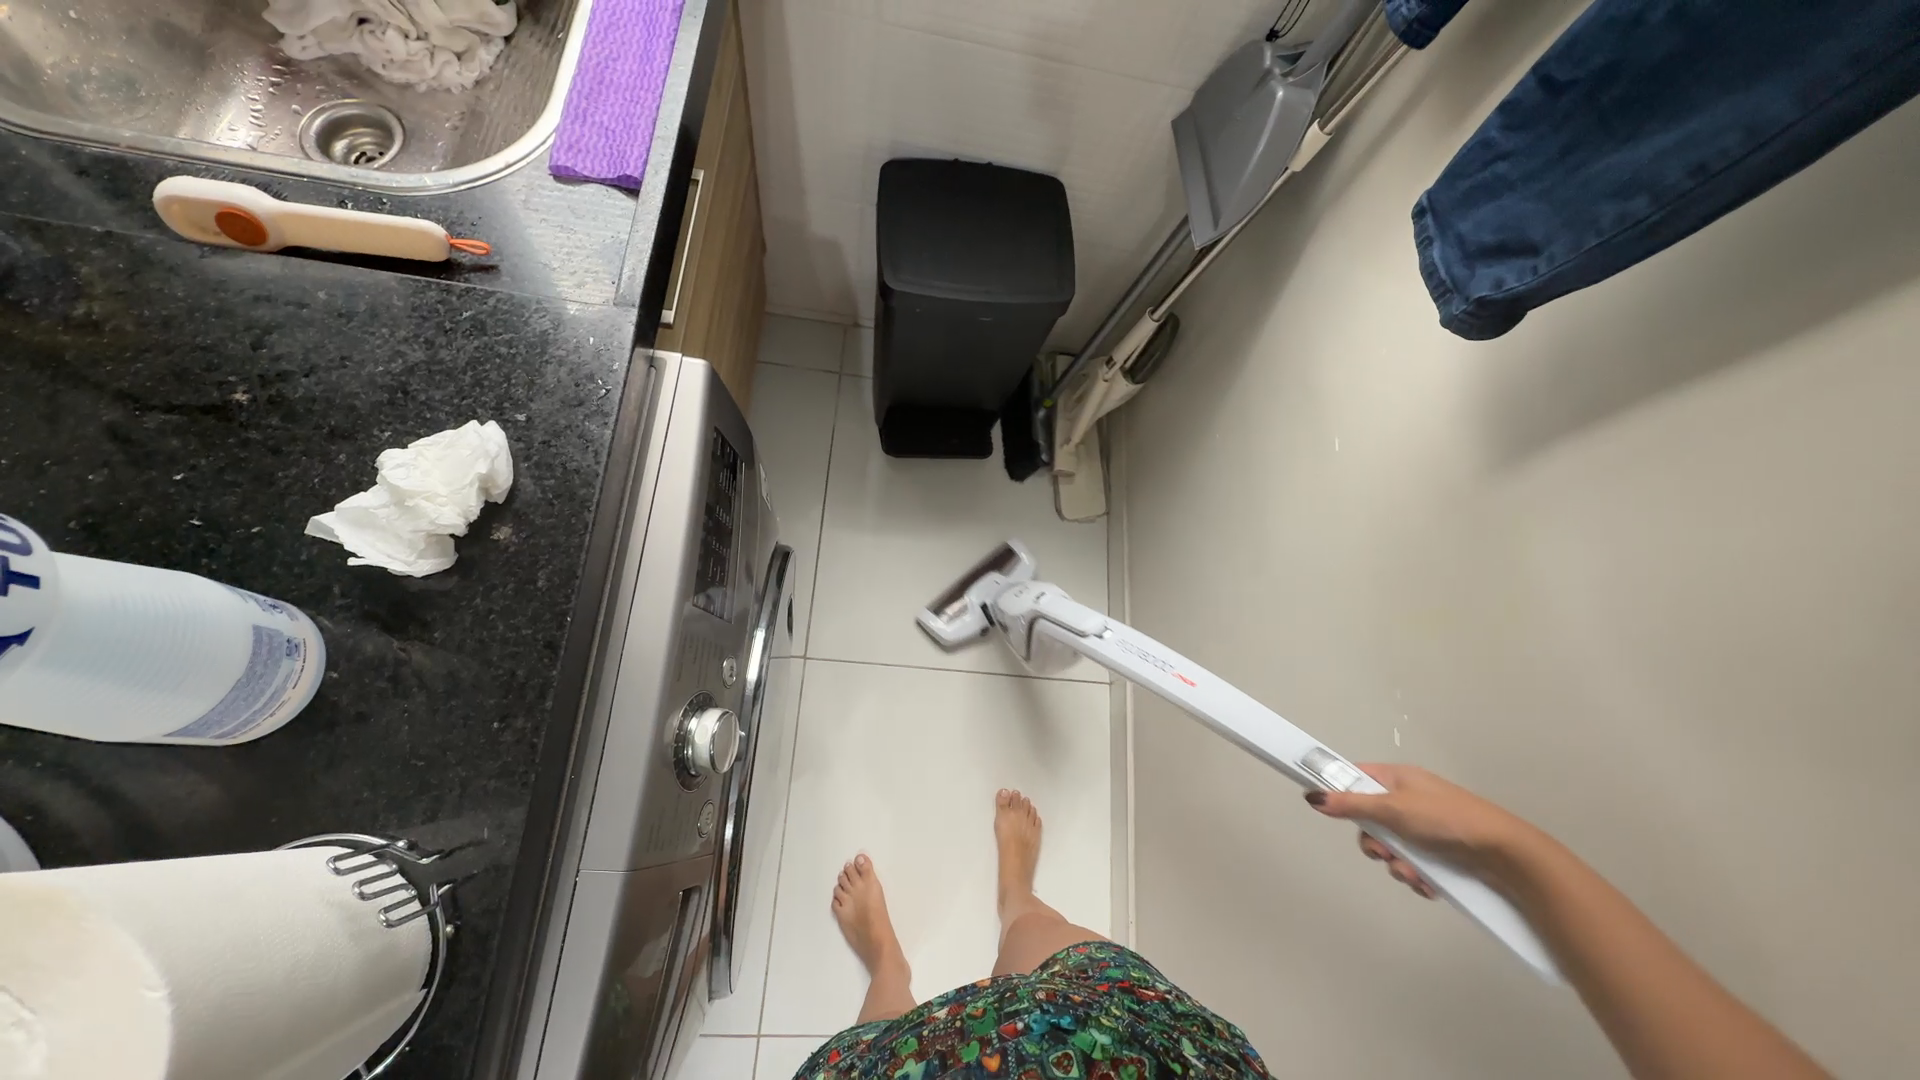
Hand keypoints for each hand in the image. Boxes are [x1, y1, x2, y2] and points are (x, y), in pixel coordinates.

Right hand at [1304, 764, 1541, 898]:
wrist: (1505, 853)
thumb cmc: (1446, 819)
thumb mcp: (1393, 809)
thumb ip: (1351, 804)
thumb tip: (1312, 795)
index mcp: (1398, 779)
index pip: (1355, 777)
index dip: (1340, 792)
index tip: (1329, 809)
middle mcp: (1408, 800)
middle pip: (1369, 820)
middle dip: (1374, 843)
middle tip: (1383, 851)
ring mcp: (1424, 828)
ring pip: (1390, 848)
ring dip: (1396, 864)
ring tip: (1413, 873)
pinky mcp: (1439, 854)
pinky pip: (1411, 865)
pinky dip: (1414, 876)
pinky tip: (1426, 883)